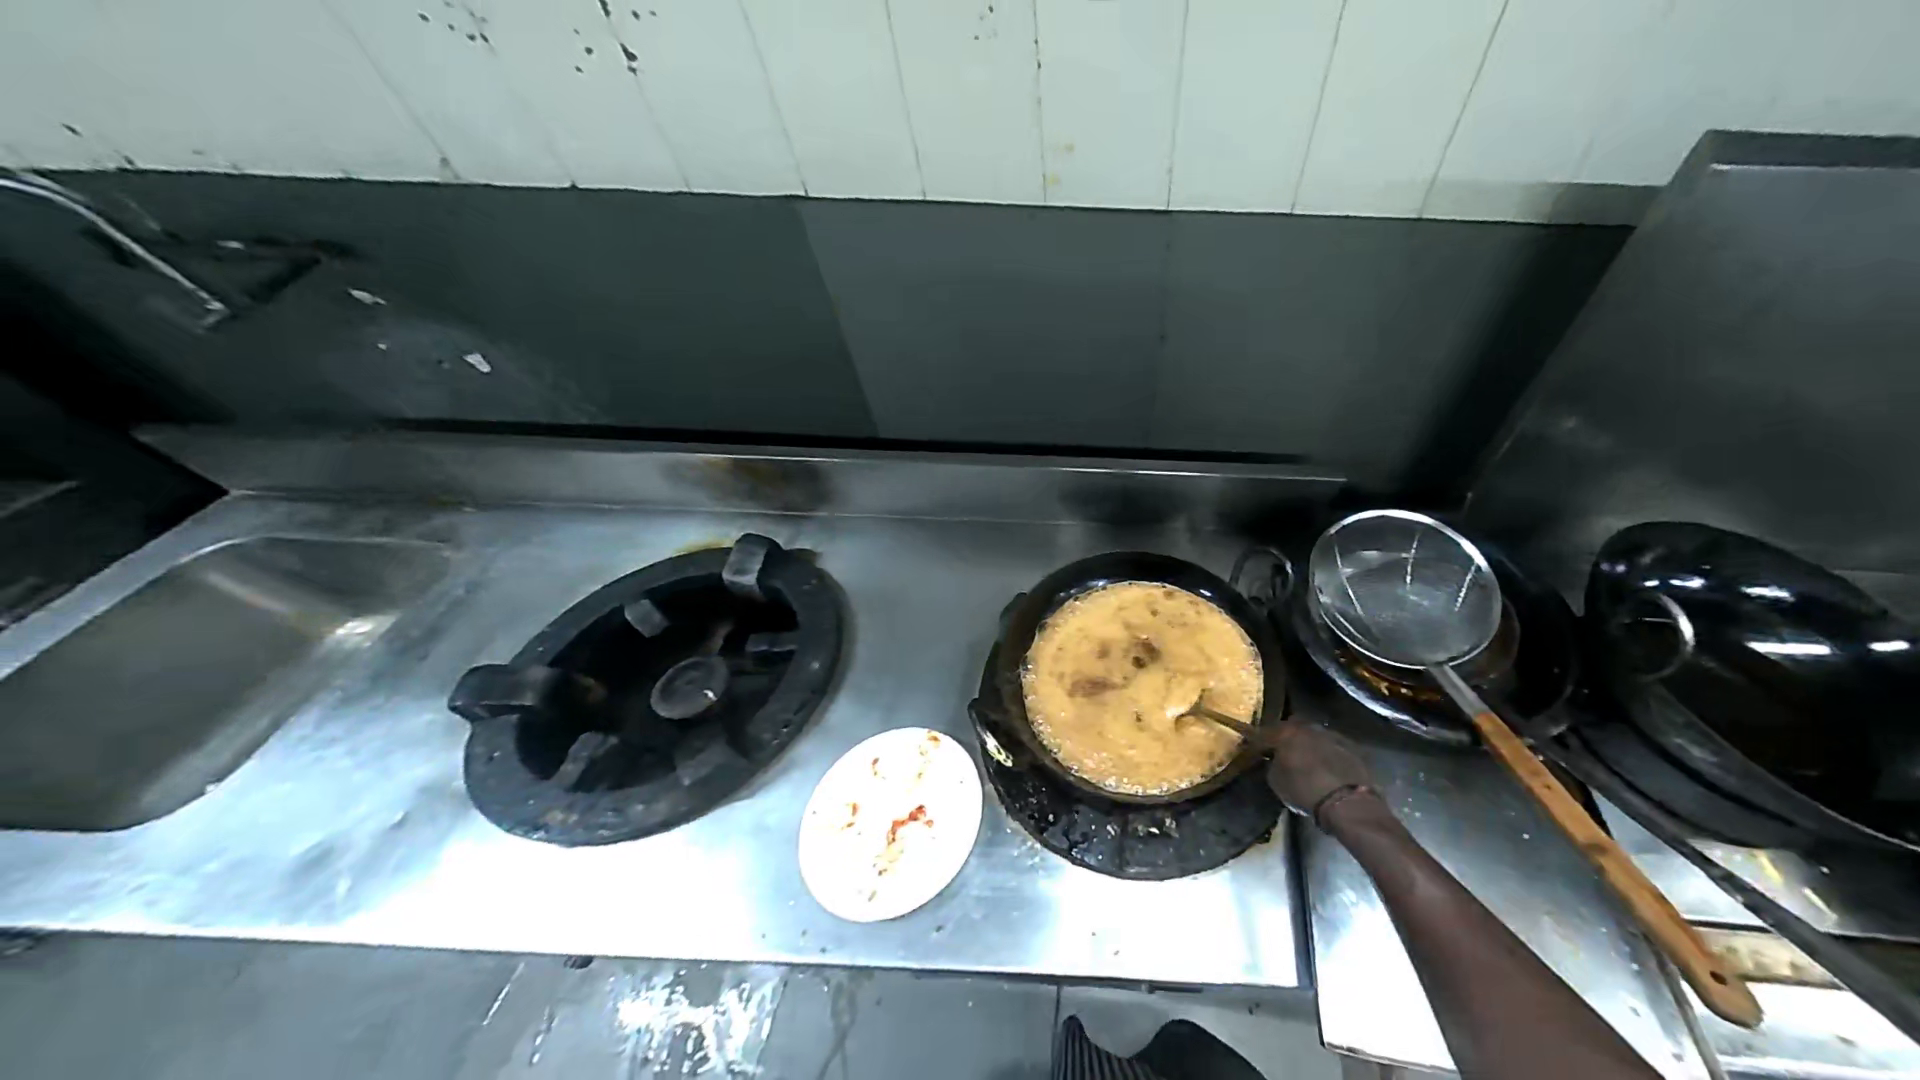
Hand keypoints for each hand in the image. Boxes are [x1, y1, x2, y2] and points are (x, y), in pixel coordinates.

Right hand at [1266, 723, 1375, 822]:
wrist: (1347, 802)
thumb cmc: (1304, 790)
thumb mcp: (1276, 780)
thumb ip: (1272, 764)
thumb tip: (1274, 760)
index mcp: (1285, 732)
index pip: (1265, 732)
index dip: (1259, 742)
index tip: (1256, 750)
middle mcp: (1309, 727)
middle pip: (1293, 727)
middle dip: (1287, 737)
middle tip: (1284, 751)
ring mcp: (1333, 736)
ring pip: (1315, 736)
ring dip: (1310, 745)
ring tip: (1308, 760)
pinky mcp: (1353, 748)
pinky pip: (1334, 747)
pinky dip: (1328, 755)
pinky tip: (1327, 768)